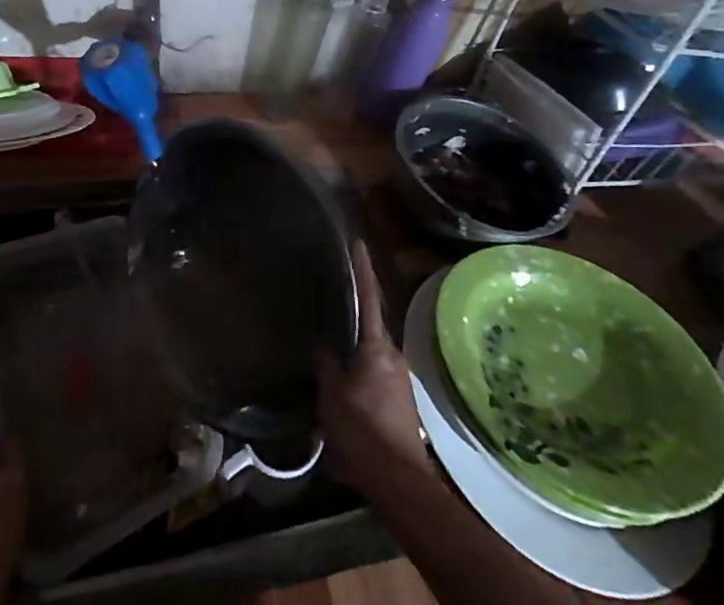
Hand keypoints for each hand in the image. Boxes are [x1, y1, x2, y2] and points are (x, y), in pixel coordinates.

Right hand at [316, 242, 429, 491]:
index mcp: (376, 348)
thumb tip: (324, 347)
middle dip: (357, 308)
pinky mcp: (398, 398)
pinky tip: (343, 375)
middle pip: (372, 324)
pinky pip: (375, 369)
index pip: (369, 300)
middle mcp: (393, 357)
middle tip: (337, 291)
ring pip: (372, 349)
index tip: (359, 245)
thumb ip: (327, 366)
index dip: (363, 271)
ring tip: (333, 337)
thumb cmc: (361, 430)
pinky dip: (359, 364)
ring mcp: (399, 378)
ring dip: (356, 342)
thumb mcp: (332, 396)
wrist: (396, 477)